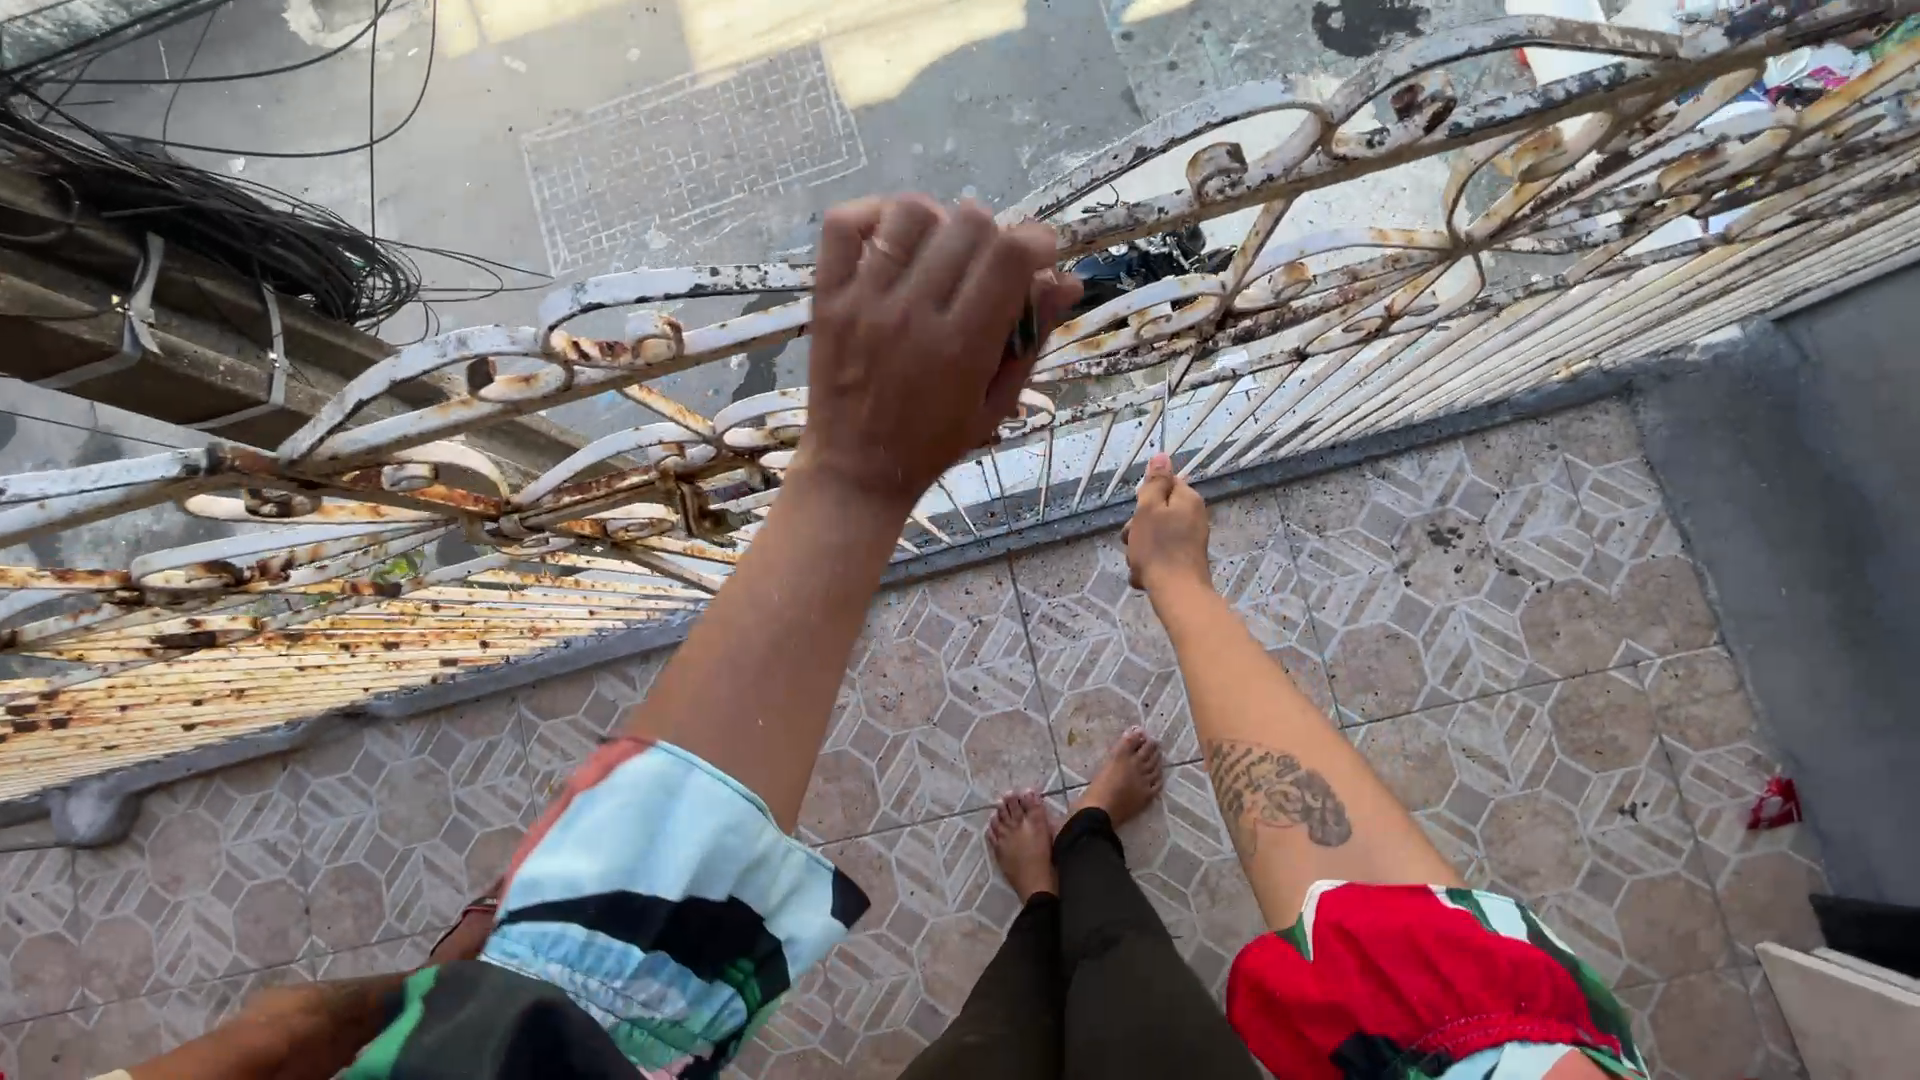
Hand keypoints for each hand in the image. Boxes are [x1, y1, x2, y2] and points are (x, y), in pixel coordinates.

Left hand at [796, 194, 1080, 509]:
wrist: (858, 470)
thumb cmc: (935, 442)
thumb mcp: (996, 402)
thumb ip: (1032, 339)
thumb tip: (1068, 281)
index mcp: (962, 345)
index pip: (1011, 254)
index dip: (1037, 241)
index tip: (1038, 256)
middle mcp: (913, 314)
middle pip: (969, 223)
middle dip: (993, 234)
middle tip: (986, 265)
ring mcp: (864, 301)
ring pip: (911, 212)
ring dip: (939, 220)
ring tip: (941, 249)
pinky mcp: (827, 297)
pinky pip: (844, 223)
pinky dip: (873, 214)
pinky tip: (893, 238)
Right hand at [1122, 454, 1210, 592]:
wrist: (1176, 593)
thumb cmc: (1159, 547)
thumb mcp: (1149, 508)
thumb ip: (1155, 482)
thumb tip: (1162, 455)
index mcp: (1188, 500)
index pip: (1164, 484)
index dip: (1145, 498)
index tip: (1139, 513)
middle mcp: (1193, 517)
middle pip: (1157, 512)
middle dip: (1139, 527)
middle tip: (1134, 539)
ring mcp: (1190, 541)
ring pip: (1155, 536)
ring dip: (1140, 548)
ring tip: (1139, 561)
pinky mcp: (1185, 560)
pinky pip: (1160, 555)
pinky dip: (1150, 563)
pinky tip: (1145, 574)